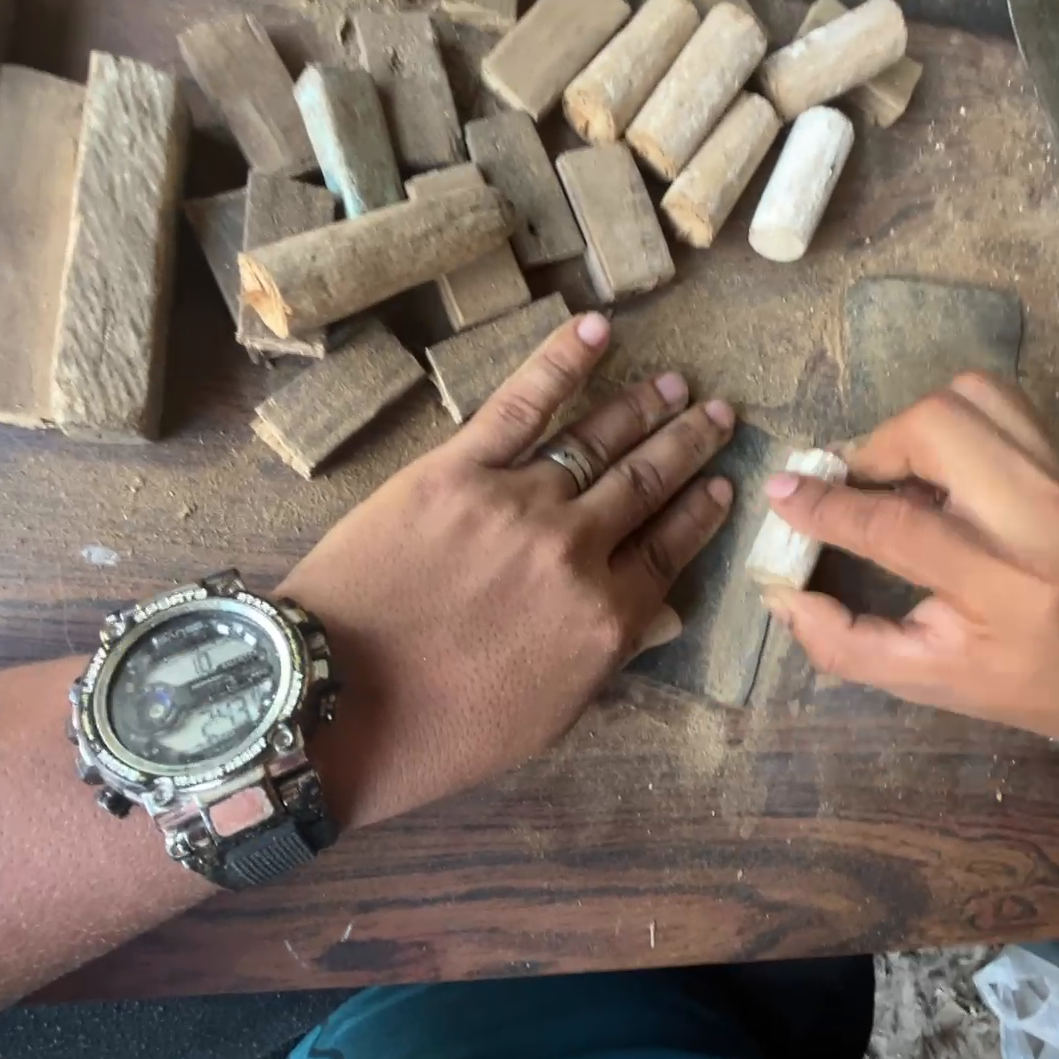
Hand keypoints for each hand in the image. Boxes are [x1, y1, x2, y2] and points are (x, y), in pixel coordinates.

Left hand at [284, 314, 737, 827]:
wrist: (334, 705)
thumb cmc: (444, 727)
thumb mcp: (549, 714)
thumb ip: (613, 654)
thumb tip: (668, 613)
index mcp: (606, 617)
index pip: (670, 549)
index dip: (701, 513)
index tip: (723, 484)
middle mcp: (578, 550)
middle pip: (647, 483)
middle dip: (689, 444)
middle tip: (719, 412)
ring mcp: (520, 502)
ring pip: (598, 439)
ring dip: (643, 406)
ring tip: (676, 383)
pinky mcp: (458, 469)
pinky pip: (521, 404)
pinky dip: (560, 362)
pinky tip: (595, 330)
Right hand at [759, 373, 1058, 744]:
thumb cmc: (1014, 680)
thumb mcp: (920, 682)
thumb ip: (841, 643)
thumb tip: (781, 593)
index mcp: (1005, 587)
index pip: (897, 526)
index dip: (826, 506)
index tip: (780, 493)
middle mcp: (1043, 518)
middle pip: (938, 428)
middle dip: (875, 448)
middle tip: (854, 486)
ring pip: (968, 398)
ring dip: (911, 429)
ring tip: (896, 476)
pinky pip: (996, 401)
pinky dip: (949, 420)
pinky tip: (936, 467)